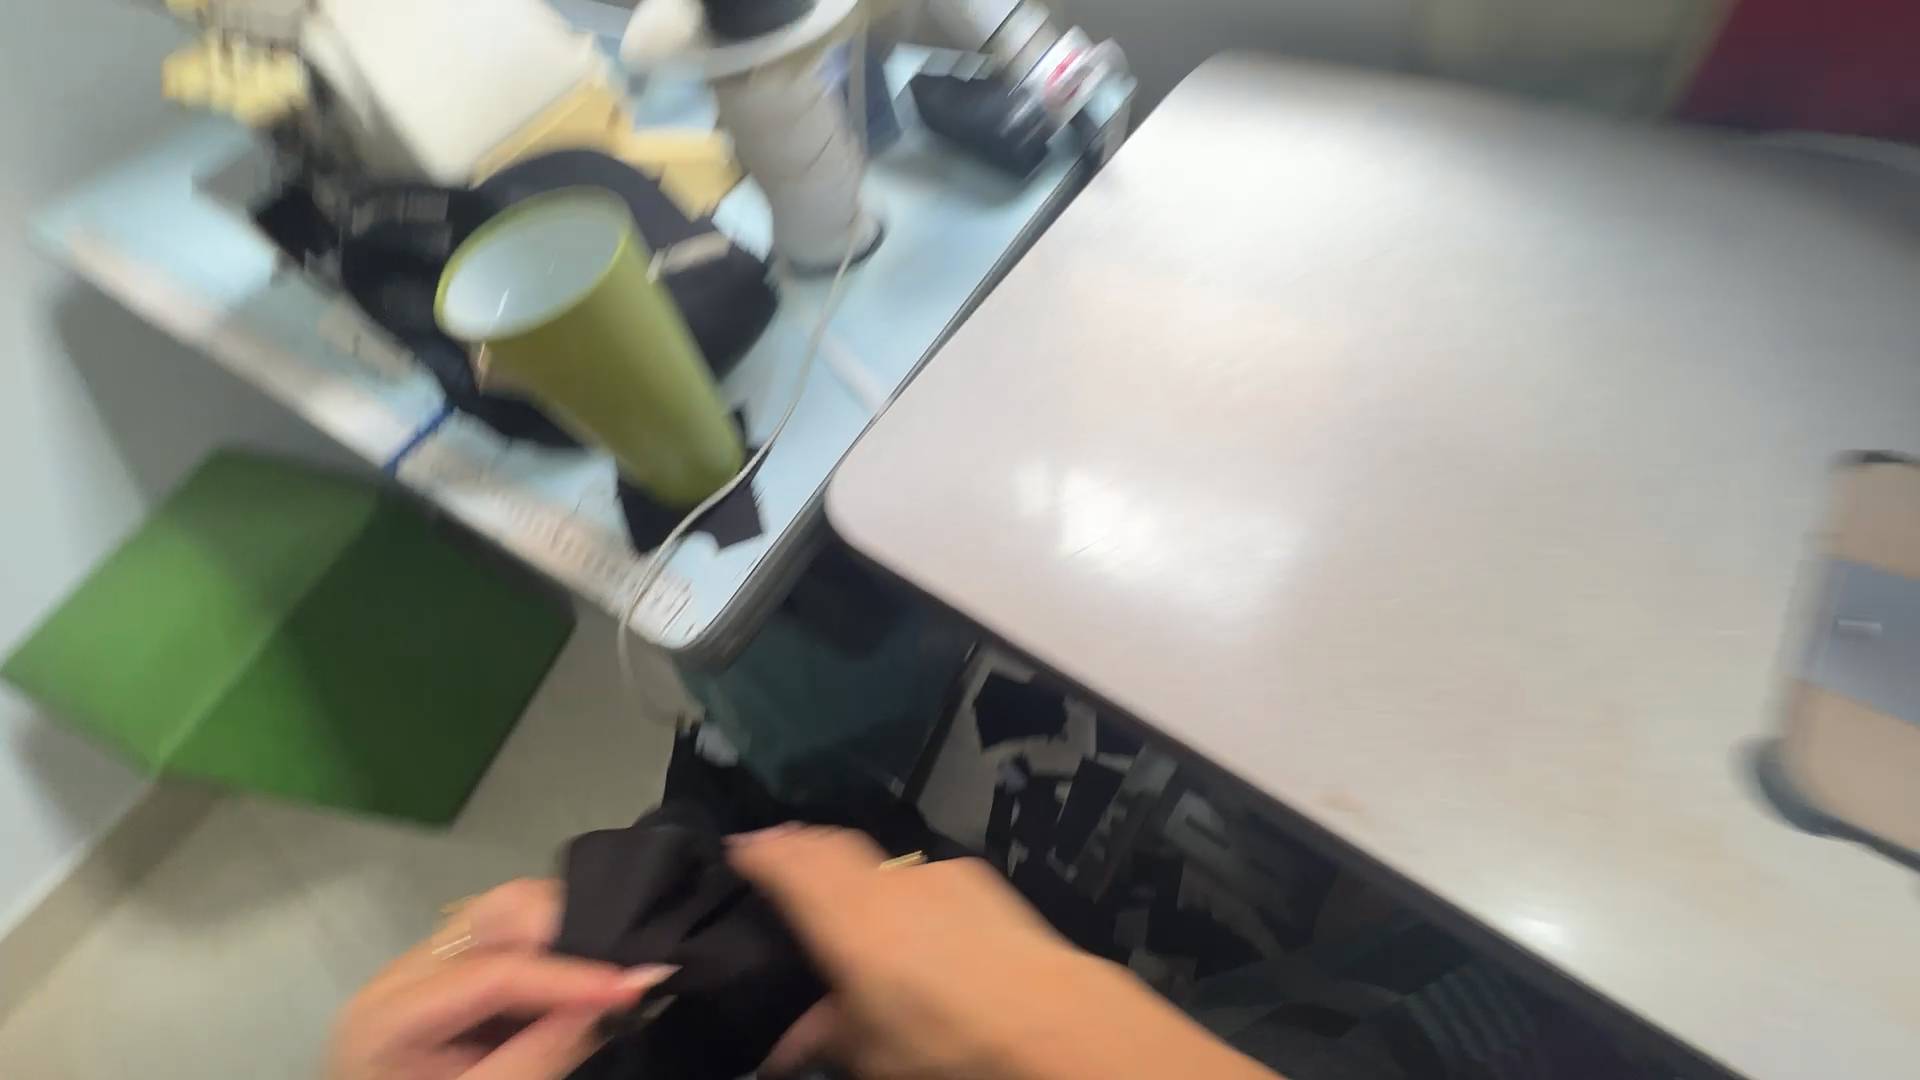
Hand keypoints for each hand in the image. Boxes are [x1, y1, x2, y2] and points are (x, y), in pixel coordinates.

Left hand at [325, 880, 669, 1079]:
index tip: (632, 986)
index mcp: (390, 1017)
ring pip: (517, 901)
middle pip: (502, 912)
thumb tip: (628, 992)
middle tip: (618, 967)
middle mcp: (407, 967)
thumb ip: (549, 1050)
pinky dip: (557, 933)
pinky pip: (519, 916)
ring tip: (597, 971)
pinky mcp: (460, 951)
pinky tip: (574, 968)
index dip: (570, 977)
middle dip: (569, 929)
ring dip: (567, 926)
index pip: (494, 973)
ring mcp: (433, 952)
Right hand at [731, 825, 1136, 1079]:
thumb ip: (823, 1035)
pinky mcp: (968, 876)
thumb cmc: (945, 1041)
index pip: (794, 869)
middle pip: (829, 844)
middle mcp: (885, 884)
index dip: (762, 853)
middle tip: (774, 844)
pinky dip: (894, 880)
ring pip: (872, 856)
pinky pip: (916, 872)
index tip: (740, 846)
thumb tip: (780, 1047)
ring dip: (844, 859)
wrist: (1042, 1012)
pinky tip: (905, 908)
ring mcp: (929, 874)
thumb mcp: (871, 1050)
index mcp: (850, 922)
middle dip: (798, 841)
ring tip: (830, 871)